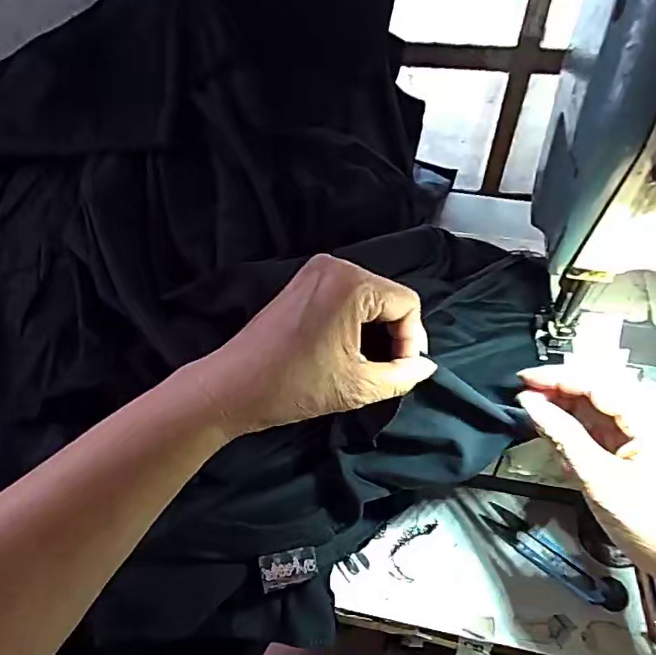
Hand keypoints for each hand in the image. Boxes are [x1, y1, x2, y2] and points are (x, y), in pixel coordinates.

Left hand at [186, 254, 437, 437]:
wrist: (230, 388)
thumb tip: (425, 368)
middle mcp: (333, 266)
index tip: (401, 374)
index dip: (412, 342)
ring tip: (365, 368)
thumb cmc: (291, 386)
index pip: (407, 304)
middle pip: (389, 298)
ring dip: (374, 333)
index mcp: (350, 282)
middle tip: (386, 373)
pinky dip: (353, 325)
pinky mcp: (299, 286)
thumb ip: (401, 376)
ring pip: (368, 300)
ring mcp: (312, 273)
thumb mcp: (357, 387)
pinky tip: (345, 354)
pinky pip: (344, 299)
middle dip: (394, 337)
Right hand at [517, 365, 655, 580]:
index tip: (525, 379)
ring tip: (540, 416)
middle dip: (561, 389)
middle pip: (602, 385)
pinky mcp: (654, 444)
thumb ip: (562, 436)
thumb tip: (534, 406)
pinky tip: (564, 435)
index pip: (597, 380)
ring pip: (605, 403)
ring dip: (571, 408)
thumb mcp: (597, 479)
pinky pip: (613, 422)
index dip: (555, 377)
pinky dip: (586, 426)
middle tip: (526, 395)